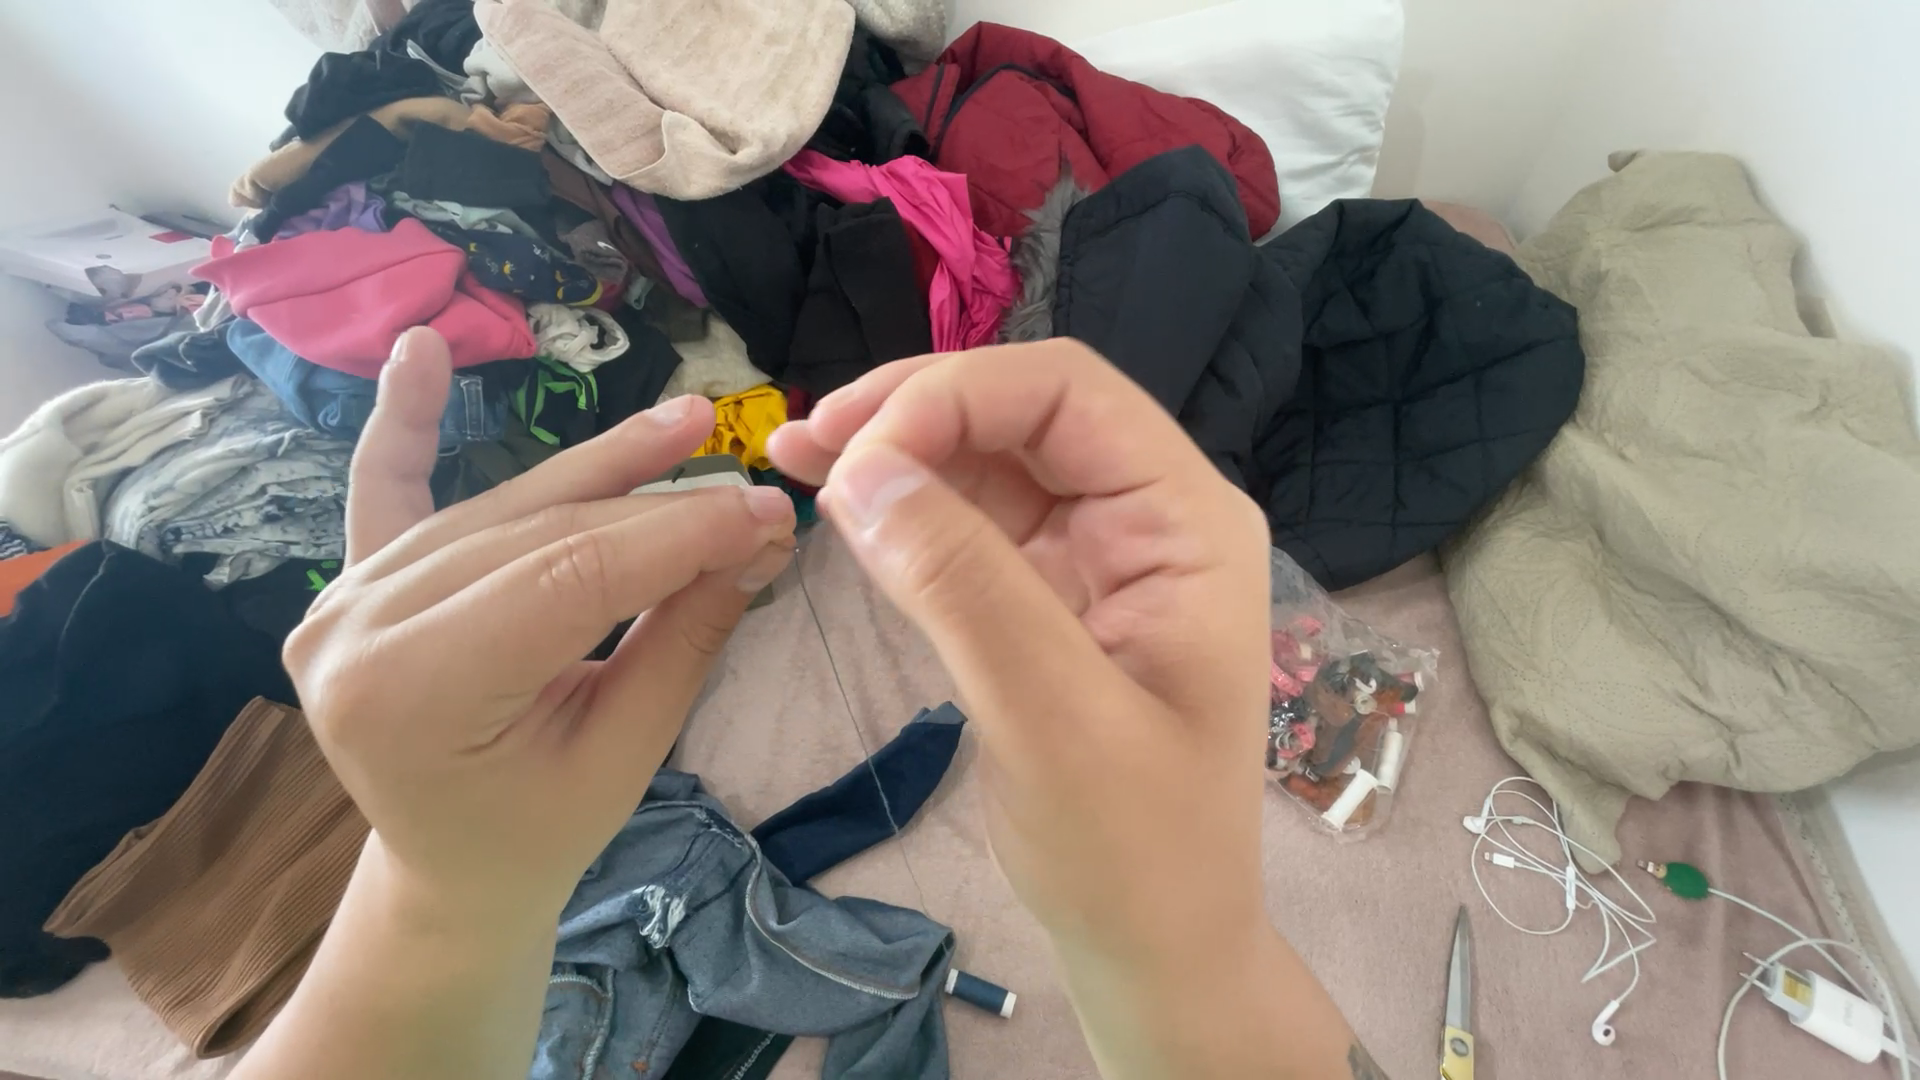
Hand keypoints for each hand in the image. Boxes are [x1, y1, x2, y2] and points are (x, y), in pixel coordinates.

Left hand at [283, 328, 796, 919]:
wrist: (454, 865)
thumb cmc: (545, 830)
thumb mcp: (631, 747)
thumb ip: (688, 632)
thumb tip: (762, 540)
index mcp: (416, 690)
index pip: (578, 574)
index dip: (686, 532)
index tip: (773, 510)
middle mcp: (363, 622)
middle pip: (550, 530)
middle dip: (669, 506)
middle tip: (758, 496)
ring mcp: (348, 592)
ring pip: (512, 503)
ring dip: (608, 460)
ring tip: (688, 419)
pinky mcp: (359, 576)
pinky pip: (391, 487)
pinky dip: (408, 418)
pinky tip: (421, 349)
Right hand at [770, 342, 1361, 1077]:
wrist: (1153, 936)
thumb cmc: (1133, 849)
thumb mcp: (1051, 720)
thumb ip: (963, 586)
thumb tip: (862, 472)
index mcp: (1186, 521)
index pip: (1068, 394)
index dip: (954, 396)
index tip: (855, 453)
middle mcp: (1149, 513)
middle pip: (1026, 410)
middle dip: (916, 412)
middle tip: (811, 441)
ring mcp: (1100, 547)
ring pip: (992, 455)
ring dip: (900, 447)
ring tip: (802, 454)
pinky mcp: (1052, 585)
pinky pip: (975, 516)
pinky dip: (908, 504)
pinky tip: (845, 502)